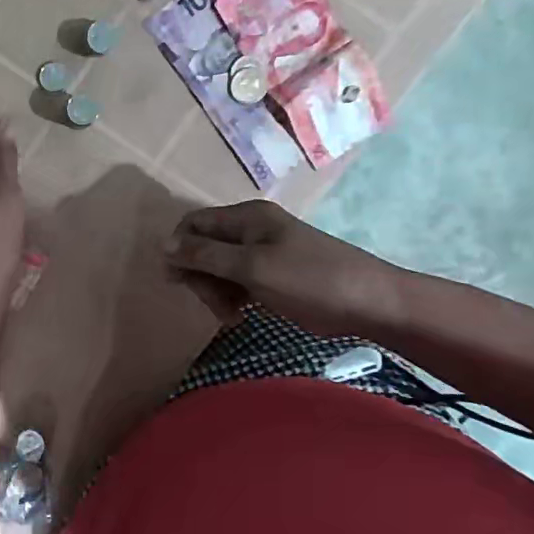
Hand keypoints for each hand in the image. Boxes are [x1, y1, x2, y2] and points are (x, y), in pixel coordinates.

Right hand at [162, 200, 410, 336]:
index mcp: (247, 217)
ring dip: (215, 291)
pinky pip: (237, 281)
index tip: (178, 282)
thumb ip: (205, 255)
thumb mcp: (253, 267)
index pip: (194, 223)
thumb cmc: (310, 280)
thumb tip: (162, 245)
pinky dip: (232, 297)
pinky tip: (240, 316)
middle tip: (214, 304)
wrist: (371, 303)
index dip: (179, 249)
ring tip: (230, 316)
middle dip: (200, 276)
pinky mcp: (272, 275)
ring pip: (218, 268)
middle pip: (203, 247)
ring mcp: (263, 253)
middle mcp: (251, 229)